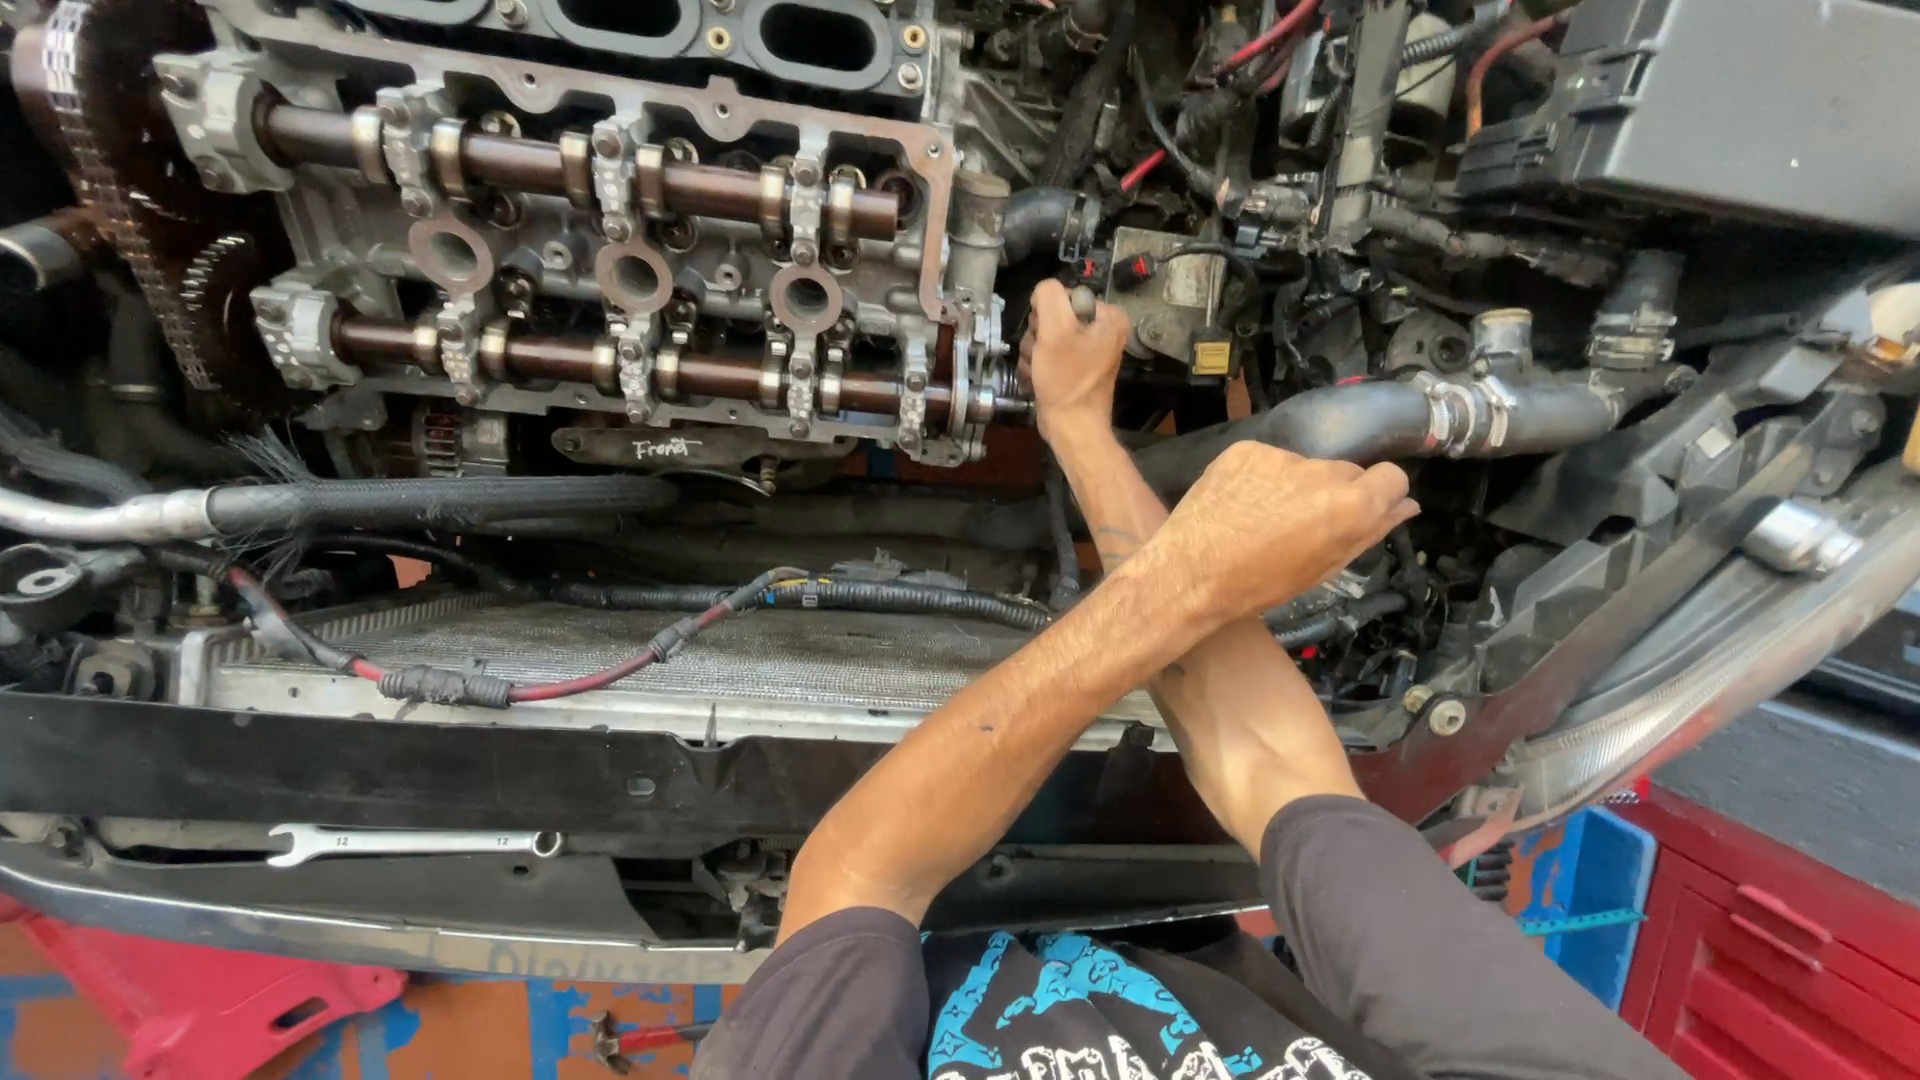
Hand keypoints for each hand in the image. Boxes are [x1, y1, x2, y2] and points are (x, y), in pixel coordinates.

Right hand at [1021, 279, 1129, 447]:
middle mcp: (1101, 331)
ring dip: (1034, 353)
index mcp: (1108, 316)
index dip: (1049, 315)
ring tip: (1040, 370)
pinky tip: (1039, 378)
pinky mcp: (1070, 368)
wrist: (1070, 426)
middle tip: (1043, 355)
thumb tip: (1043, 292)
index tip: (1048, 336)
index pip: (1065, 295)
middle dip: (1040, 337)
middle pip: (1052, 316)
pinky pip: (1044, 355)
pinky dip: (1036, 366)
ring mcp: (1084, 351)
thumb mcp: (1056, 329)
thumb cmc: (1066, 379)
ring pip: (1043, 337)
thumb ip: (1049, 297)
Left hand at [1129, 442, 1418, 624]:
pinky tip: (1239, 504)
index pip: (1392, 477)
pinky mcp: (1245, 450)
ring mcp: (1280, 456)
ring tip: (1261, 518)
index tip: (1358, 512)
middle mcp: (1321, 471)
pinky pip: (1266, 460)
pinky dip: (1259, 477)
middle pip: (1345, 471)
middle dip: (1332, 493)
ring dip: (1293, 485)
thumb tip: (1406, 506)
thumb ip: (1369, 532)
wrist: (1189, 573)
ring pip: (1303, 466)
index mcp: (1350, 505)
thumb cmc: (1258, 584)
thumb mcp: (1323, 567)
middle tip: (1299, 524)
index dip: (1378, 496)